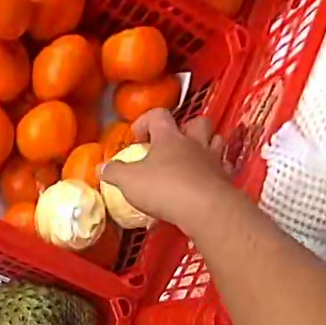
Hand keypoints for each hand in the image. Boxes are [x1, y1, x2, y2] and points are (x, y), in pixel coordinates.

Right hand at [99, 109, 237, 233]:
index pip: (158, 116)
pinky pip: (223, 169)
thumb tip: (100, 167)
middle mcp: (194, 143)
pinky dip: (216, 172)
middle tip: (174, 143)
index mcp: (169, 138)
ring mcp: (213, 160)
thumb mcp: (130, 182)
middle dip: (186, 128)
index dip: (146, 121)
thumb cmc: (164, 188)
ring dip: (207, 145)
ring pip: (216, 140)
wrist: (204, 208)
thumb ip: (115, 173)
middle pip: (197, 122)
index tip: (137, 136)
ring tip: (194, 158)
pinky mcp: (225, 179)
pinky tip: (208, 181)